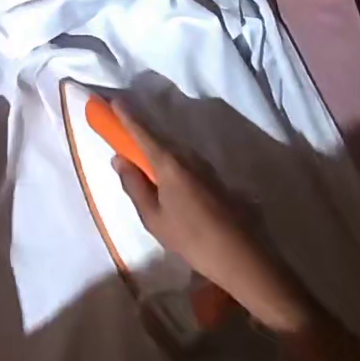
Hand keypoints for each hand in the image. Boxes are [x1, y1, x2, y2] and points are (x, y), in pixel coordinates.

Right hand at [109, 99, 310, 331]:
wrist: (245, 260)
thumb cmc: (192, 239)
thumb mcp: (153, 218)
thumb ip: (134, 185)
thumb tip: (119, 159)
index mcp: (169, 163)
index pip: (142, 132)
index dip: (126, 116)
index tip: (114, 100)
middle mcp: (189, 157)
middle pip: (159, 140)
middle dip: (141, 136)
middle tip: (125, 140)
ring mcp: (207, 168)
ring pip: (176, 153)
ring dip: (159, 154)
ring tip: (147, 168)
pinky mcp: (219, 181)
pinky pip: (188, 165)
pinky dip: (175, 167)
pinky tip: (173, 188)